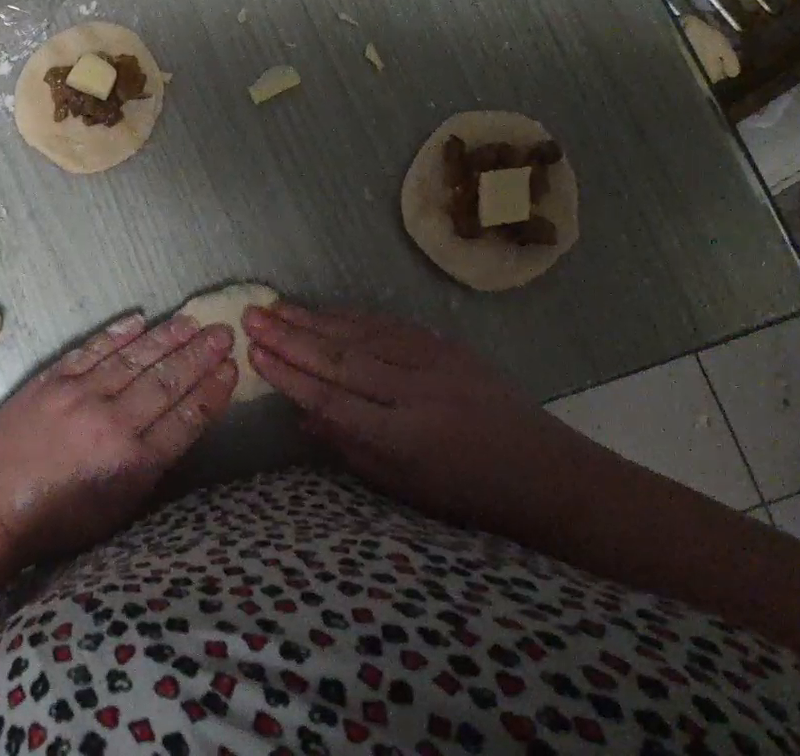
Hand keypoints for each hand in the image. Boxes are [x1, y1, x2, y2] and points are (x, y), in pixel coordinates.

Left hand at [0, 314, 237, 565]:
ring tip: (191, 321)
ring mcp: (79, 395)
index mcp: (134, 461)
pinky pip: (90, 350)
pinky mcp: (50, 380)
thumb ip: (146, 472)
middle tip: (223, 331)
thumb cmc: (54, 520)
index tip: (232, 368)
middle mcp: (112, 421)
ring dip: (166, 337)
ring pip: (133, 358)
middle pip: (166, 381)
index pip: (186, 418)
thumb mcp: (116, 512)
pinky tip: (138, 321)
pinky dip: (116, 334)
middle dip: (199, 356)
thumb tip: (172, 434)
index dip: (213, 391)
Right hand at [243, 301, 614, 535]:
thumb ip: (348, 447)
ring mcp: (436, 366)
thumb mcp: (401, 485)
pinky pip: (391, 327)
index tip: (253, 356)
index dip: (289, 378)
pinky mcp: (450, 349)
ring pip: (362, 336)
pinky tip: (324, 311)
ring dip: (313, 320)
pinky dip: (352, 317)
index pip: (331, 401)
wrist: (548, 474)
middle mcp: (416, 395)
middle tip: (251, 318)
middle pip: (340, 360)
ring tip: (274, 308)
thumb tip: (300, 416)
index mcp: (403, 438)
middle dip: (290, 338)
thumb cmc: (465, 493)